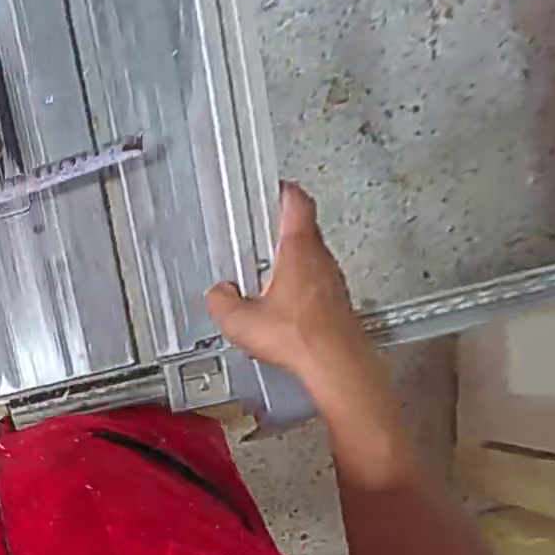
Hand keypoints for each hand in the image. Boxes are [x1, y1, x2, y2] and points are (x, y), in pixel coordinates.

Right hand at [206, 183, 378, 400]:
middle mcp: (321, 260)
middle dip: (279, 231)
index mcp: (299, 250)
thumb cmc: (301, 338)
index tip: (270, 189)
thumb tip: (217, 294)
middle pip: (303, 230)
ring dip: (289, 261)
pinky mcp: (337, 303)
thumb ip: (221, 302)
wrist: (336, 365)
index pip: (296, 202)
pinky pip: (315, 284)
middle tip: (259, 235)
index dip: (282, 191)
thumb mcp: (241, 321)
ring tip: (265, 276)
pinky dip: (298, 288)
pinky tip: (281, 309)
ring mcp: (333, 281)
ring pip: (310, 259)